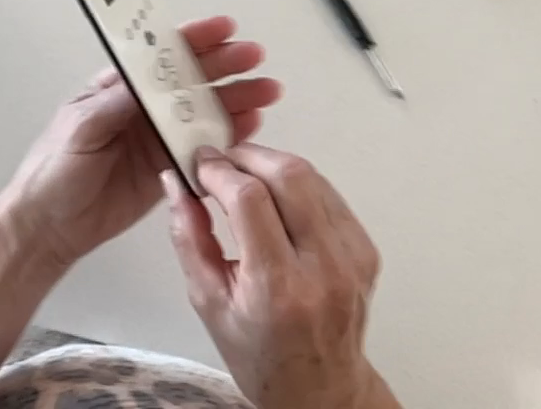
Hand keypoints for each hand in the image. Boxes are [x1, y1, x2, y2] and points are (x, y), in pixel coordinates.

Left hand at [0, 16, 281, 269]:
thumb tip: (150, 81)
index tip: (223, 28)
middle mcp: (142, 106)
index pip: (159, 54)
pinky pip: (203, 148)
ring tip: (266, 92)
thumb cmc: (55, 167)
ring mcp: (157, 136)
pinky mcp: (167, 167)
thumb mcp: (81, 126)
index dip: (192, 38)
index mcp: (118, 86)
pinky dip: (229, 137)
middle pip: (190, 79)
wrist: (50, 224)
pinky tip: (251, 126)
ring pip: (203, 111)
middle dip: (224, 65)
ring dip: (235, 99)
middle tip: (255, 58)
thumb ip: (117, 104)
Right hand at [164, 145, 399, 408]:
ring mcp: (351, 257)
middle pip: (287, 175)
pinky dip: (294, 182)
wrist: (322, 391)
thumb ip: (188, 237)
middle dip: (245, 156)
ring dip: (269, 163)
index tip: (198, 165)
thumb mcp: (207, 302)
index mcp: (279, 288)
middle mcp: (323, 269)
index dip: (218, 171)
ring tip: (242, 175)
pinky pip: (326, 192)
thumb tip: (175, 182)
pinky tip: (274, 195)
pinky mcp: (365, 249)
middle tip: (220, 163)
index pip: (249, 200)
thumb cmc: (260, 353)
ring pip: (309, 175)